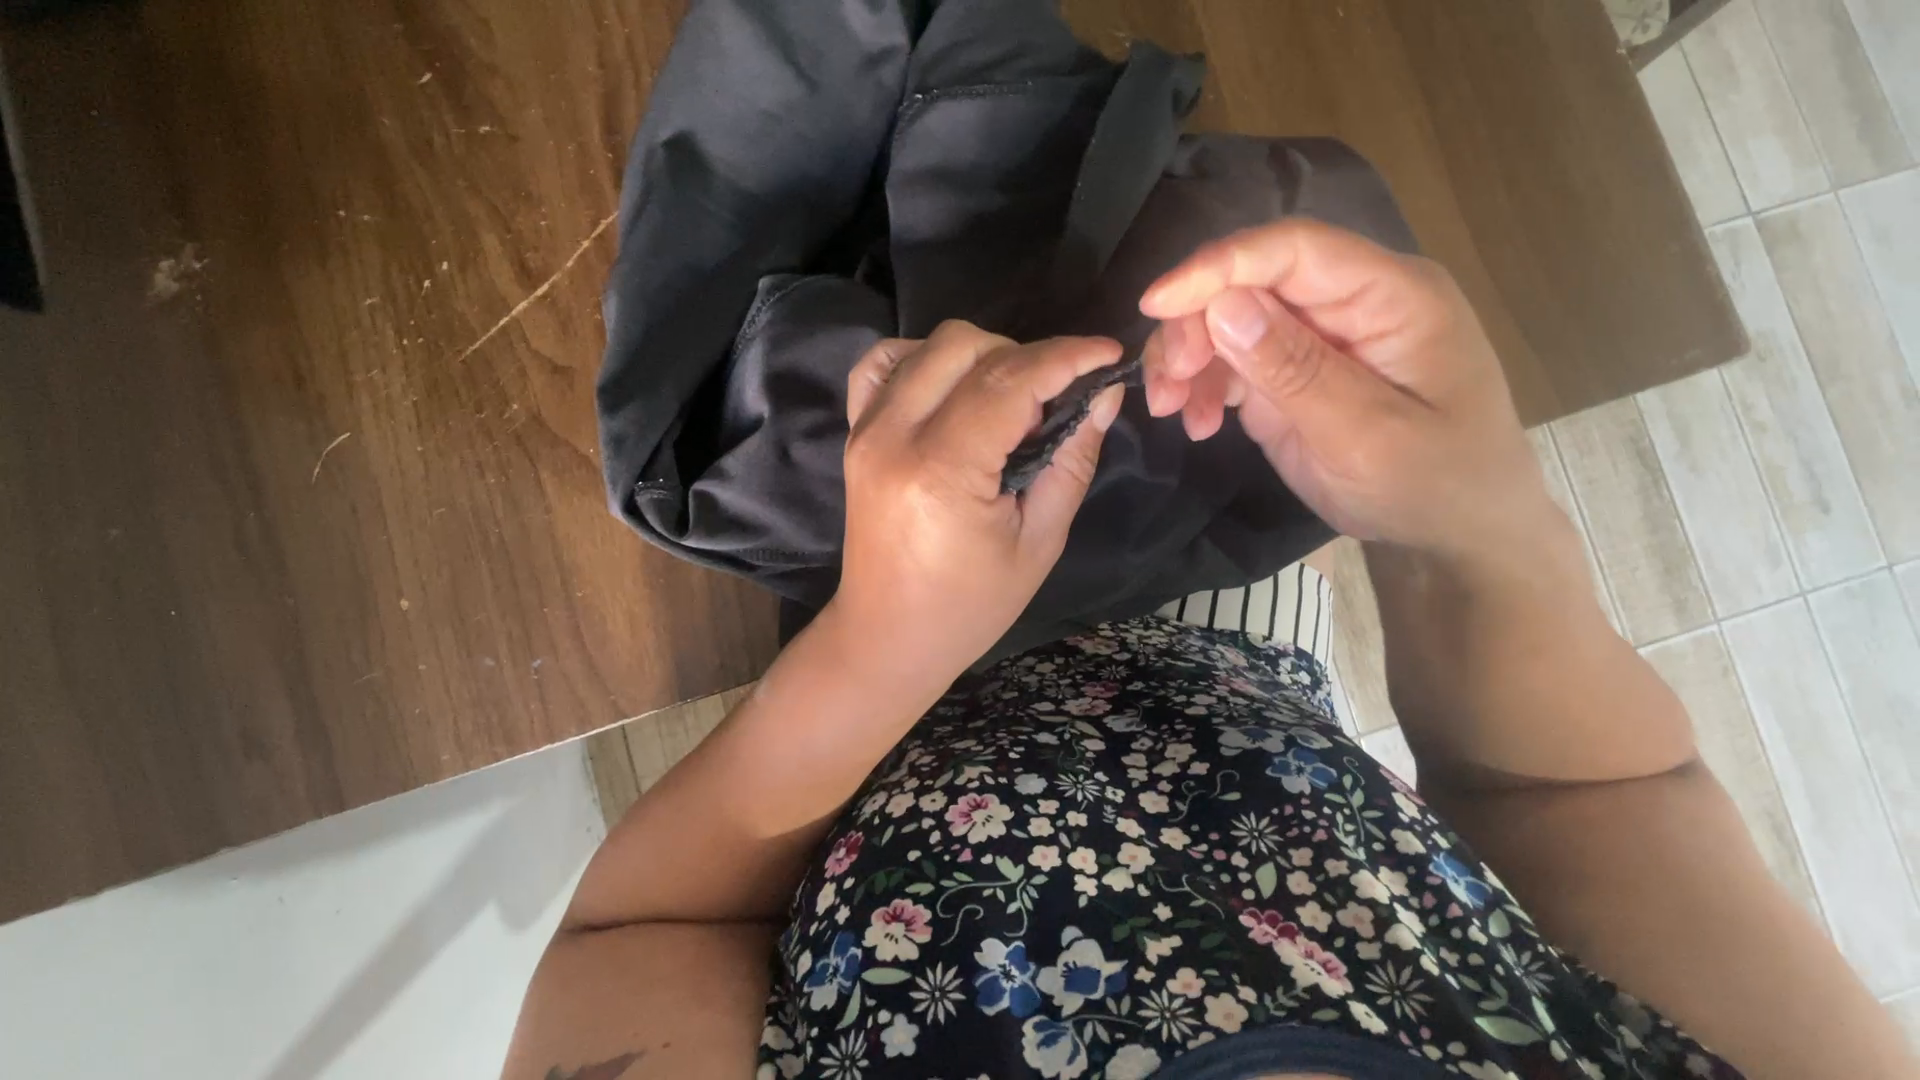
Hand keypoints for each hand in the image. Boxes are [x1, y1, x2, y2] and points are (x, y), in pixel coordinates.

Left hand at [824, 321, 1125, 682]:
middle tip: (1052, 402)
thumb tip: (1104, 394)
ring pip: (928, 346)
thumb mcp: (1039, 542)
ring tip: (1008, 402)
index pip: (1011, 381)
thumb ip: (1071, 461)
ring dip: (981, 355)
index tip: (1108, 352)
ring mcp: (865, 430)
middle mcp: (895, 436)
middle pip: (966, 347)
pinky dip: (921, 358)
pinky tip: (952, 387)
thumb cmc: (970, 606)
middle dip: (1026, 357)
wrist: (887, 636)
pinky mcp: (853, 433)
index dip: (1067, 357)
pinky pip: (879, 364)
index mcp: (943, 471)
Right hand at [1139, 219, 1556, 561]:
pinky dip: (1204, 388)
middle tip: (1166, 385)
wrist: (1456, 531)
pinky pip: (1234, 362)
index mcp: (1391, 295)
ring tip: (1170, 410)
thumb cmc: (1433, 483)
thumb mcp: (1367, 435)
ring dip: (1190, 360)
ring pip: (1230, 320)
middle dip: (1195, 324)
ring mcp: (1318, 339)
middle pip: (1251, 282)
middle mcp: (1349, 303)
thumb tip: (1222, 305)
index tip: (1156, 304)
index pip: (1296, 250)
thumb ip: (1296, 370)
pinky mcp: (1293, 374)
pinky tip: (1198, 424)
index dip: (1220, 266)